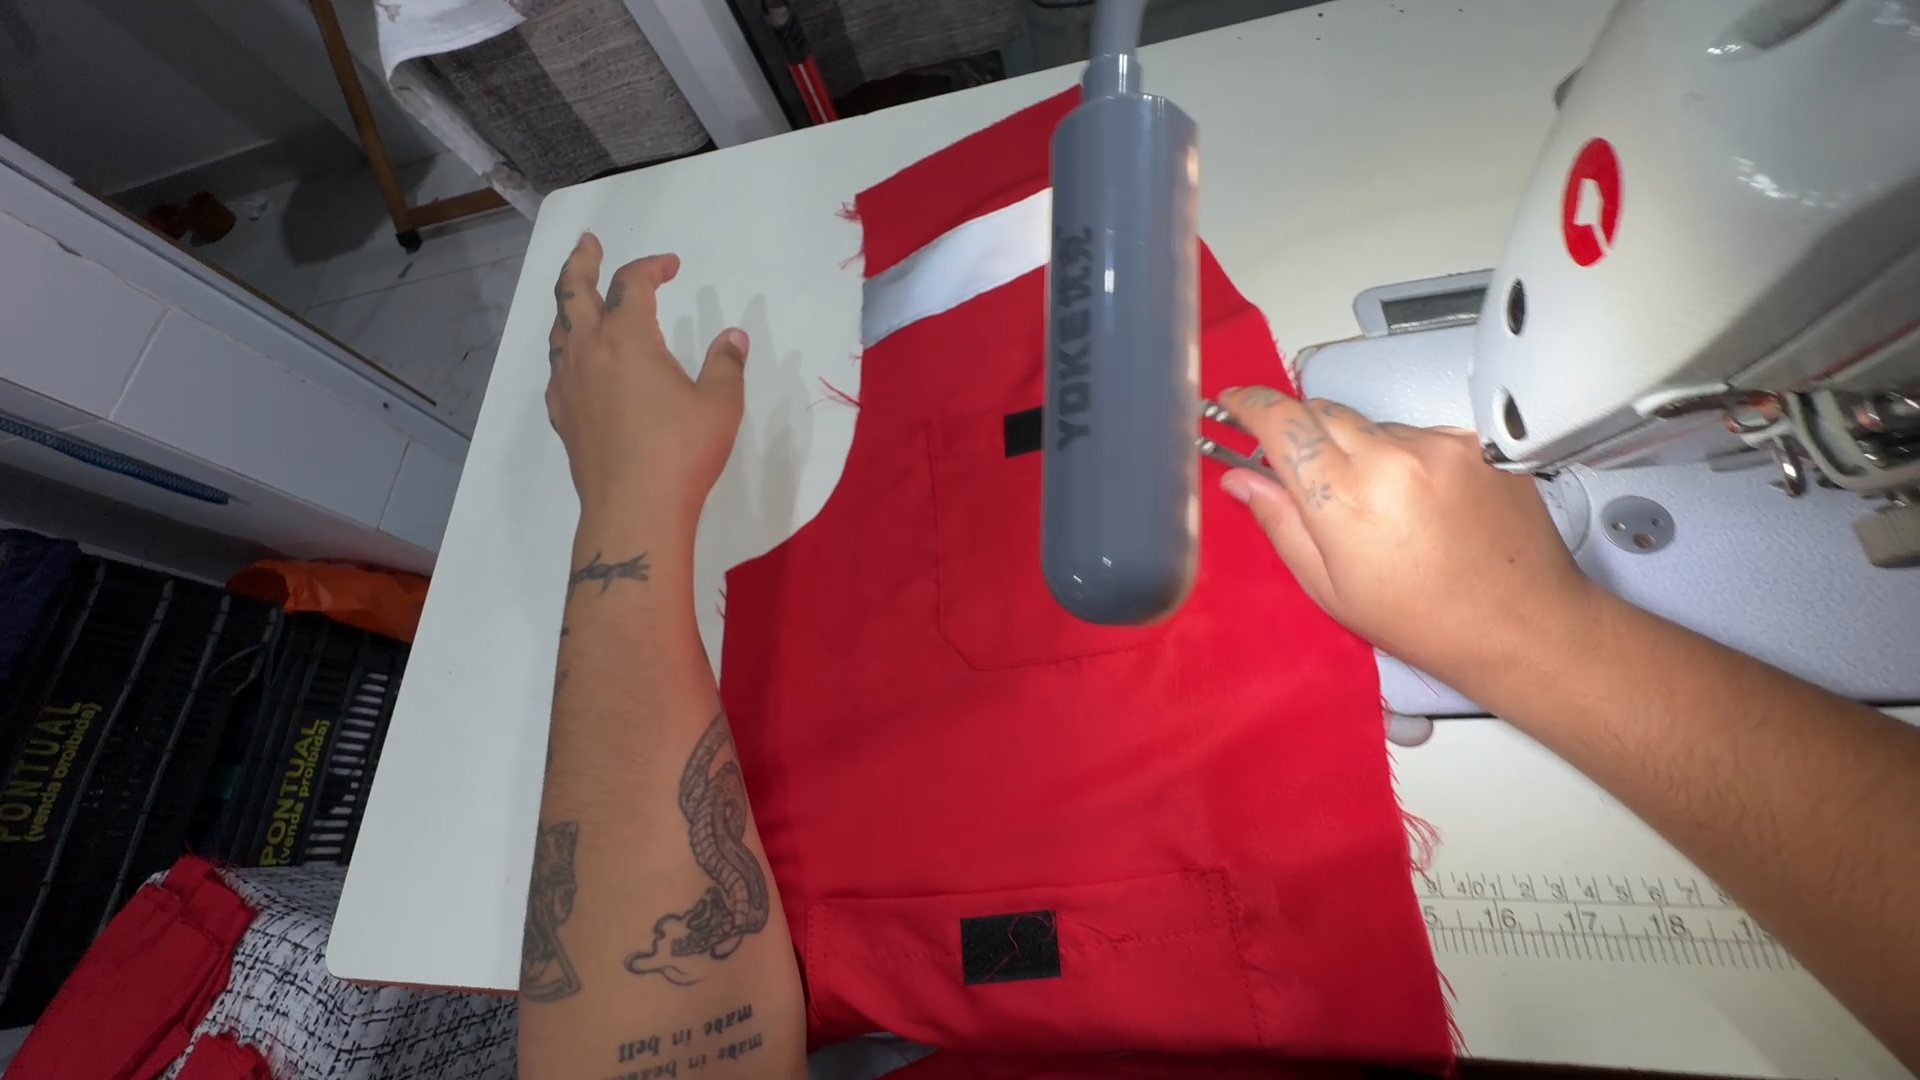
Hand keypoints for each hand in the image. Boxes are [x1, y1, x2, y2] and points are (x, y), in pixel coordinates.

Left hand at [547, 233, 747, 528]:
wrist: (634, 507)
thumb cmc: (683, 451)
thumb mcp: (720, 404)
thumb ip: (726, 364)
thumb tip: (733, 335)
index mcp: (628, 337)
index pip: (633, 284)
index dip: (652, 267)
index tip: (671, 265)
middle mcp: (589, 350)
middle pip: (572, 291)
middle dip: (581, 261)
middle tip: (588, 244)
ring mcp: (569, 383)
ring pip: (558, 329)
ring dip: (569, 305)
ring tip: (580, 300)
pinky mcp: (562, 413)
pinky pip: (558, 367)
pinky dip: (568, 350)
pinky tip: (580, 363)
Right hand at [1216, 387, 1597, 686]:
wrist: (1521, 623)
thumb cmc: (1419, 618)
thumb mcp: (1326, 584)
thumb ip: (1278, 521)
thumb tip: (1240, 479)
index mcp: (1345, 498)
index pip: (1281, 422)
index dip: (1247, 405)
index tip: (1231, 402)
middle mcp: (1392, 457)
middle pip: (1319, 410)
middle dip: (1295, 427)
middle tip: (1295, 467)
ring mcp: (1440, 444)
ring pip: (1366, 422)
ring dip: (1349, 445)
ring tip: (1370, 501)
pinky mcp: (1475, 443)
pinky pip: (1412, 431)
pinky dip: (1396, 453)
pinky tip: (1412, 497)